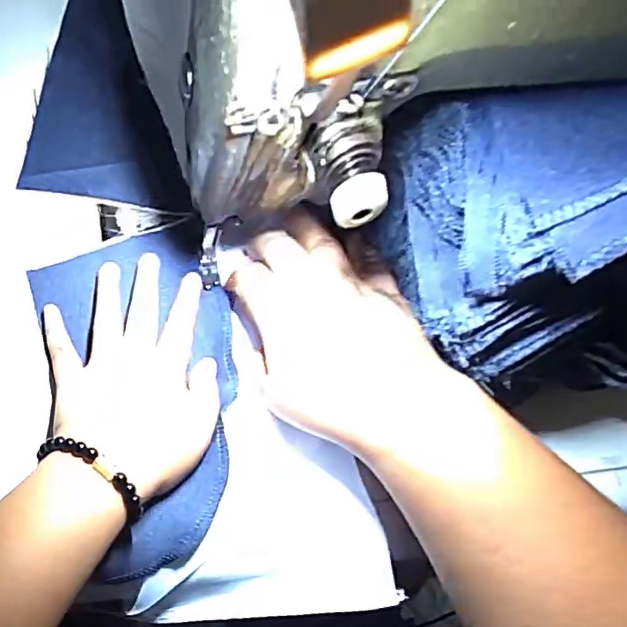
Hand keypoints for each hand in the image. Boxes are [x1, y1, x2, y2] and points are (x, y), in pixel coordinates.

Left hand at [44, 253, 222, 501]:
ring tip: (108, 270)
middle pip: (141, 314)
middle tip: (148, 260)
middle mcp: (133, 359)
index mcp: (166, 370)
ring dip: (107, 294)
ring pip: (104, 321)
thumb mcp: (199, 430)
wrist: (104, 473)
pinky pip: (61, 350)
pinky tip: (51, 310)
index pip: (180, 328)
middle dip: (146, 285)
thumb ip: (206, 393)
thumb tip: (206, 364)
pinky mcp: (70, 382)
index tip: (190, 280)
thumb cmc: (157, 457)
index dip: (186, 303)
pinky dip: (55, 330)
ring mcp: (99, 367)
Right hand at [227, 211, 462, 458]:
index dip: (235, 275)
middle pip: (277, 242)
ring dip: (302, 226)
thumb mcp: (272, 392)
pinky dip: (352, 245)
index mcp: (276, 307)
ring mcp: (348, 278)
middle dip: (260, 240)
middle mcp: (309, 282)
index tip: (232, 281)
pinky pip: (363, 253)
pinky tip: (349, 242)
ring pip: (320, 236)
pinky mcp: (381, 285)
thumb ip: (252, 360)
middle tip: (255, 244)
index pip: (246, 275)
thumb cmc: (330, 404)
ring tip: (293, 222)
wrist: (394, 402)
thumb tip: (247, 343)